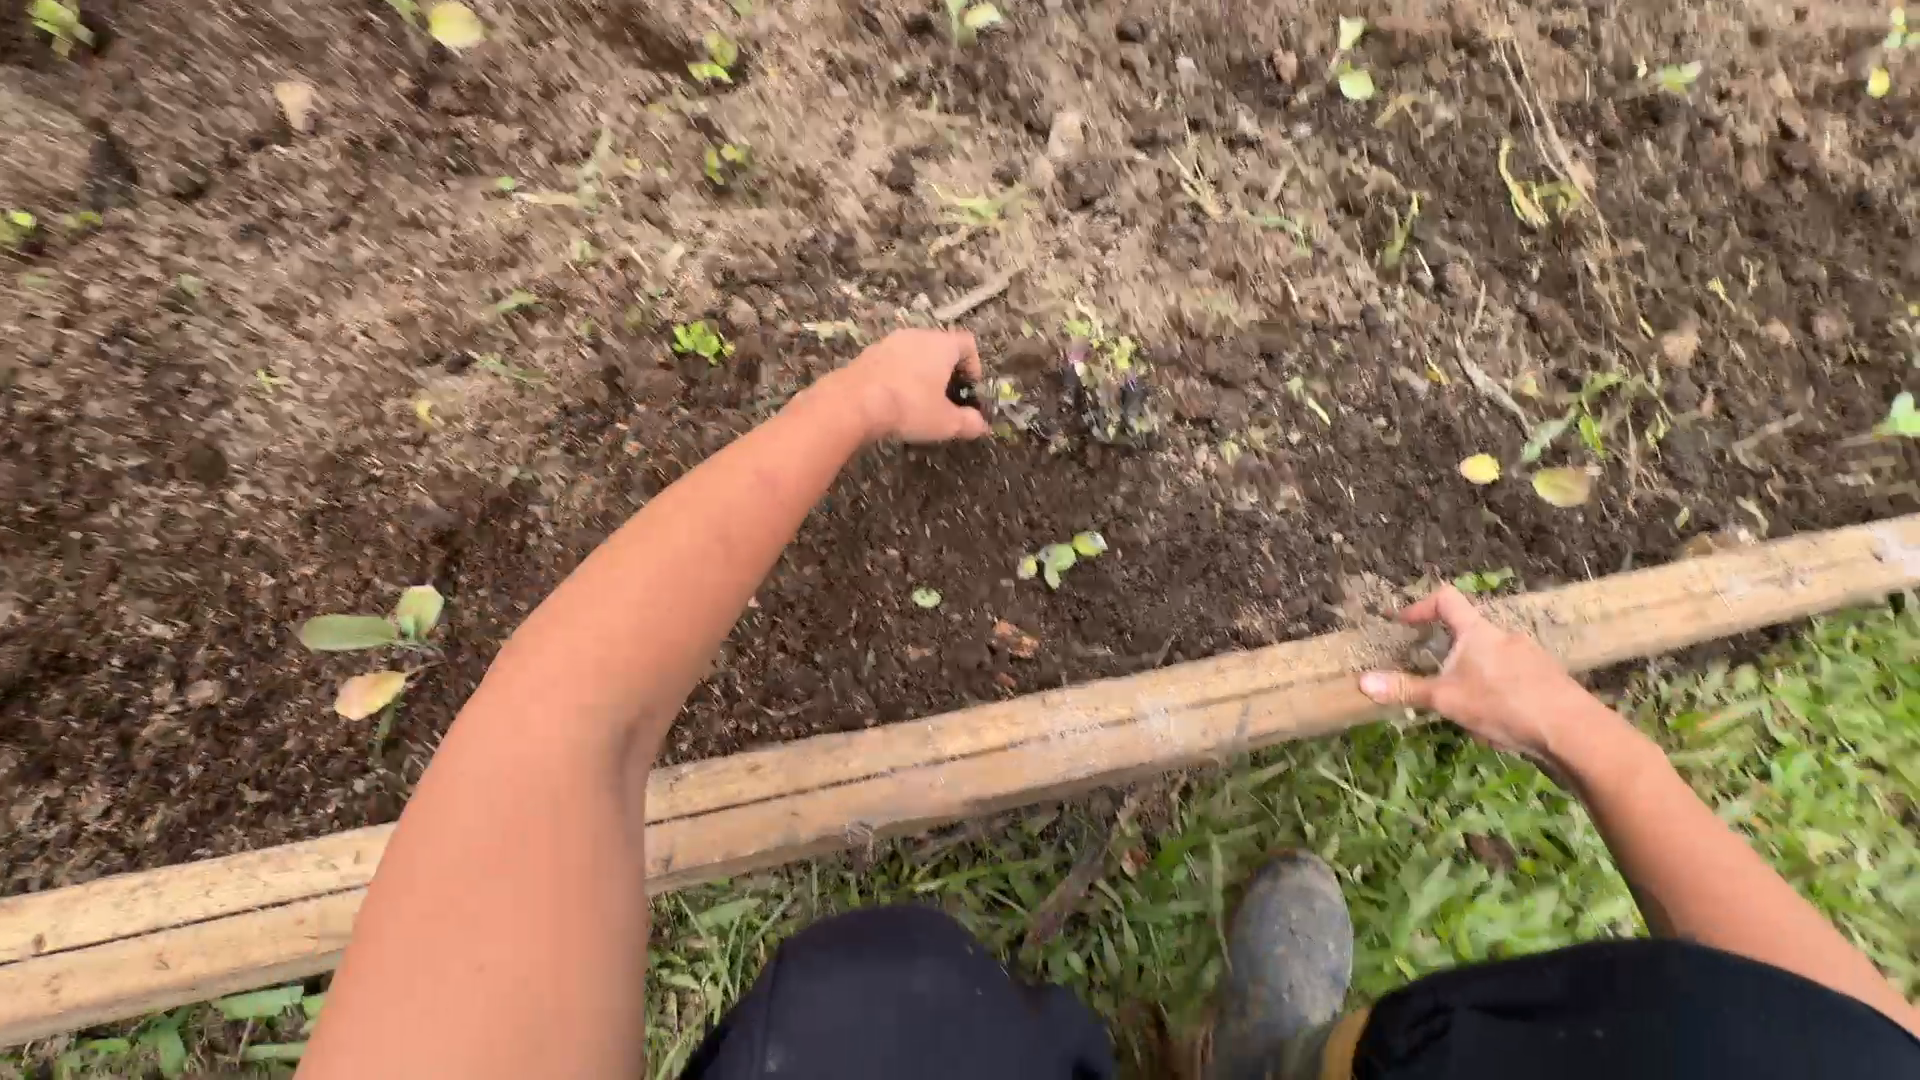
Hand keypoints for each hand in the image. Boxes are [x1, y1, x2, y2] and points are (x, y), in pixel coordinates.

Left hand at [835, 329, 990, 442]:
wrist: (854, 403)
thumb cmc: (909, 407)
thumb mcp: (945, 422)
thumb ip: (968, 423)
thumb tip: (981, 426)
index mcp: (941, 345)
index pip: (968, 343)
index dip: (974, 366)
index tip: (968, 390)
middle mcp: (917, 335)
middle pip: (940, 347)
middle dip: (946, 372)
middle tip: (945, 400)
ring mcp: (889, 342)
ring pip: (915, 354)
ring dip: (921, 374)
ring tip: (918, 402)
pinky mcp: (868, 354)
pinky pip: (892, 362)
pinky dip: (899, 377)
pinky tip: (893, 401)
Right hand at [1357, 585, 1607, 760]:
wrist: (1575, 733)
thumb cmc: (1504, 705)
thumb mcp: (1446, 699)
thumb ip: (1406, 689)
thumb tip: (1361, 682)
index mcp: (1478, 632)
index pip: (1446, 599)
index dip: (1421, 606)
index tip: (1404, 623)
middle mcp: (1505, 636)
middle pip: (1469, 631)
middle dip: (1448, 651)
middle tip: (1432, 673)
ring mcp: (1531, 657)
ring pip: (1492, 656)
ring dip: (1473, 673)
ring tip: (1464, 702)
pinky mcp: (1549, 680)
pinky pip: (1513, 676)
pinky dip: (1497, 689)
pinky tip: (1496, 717)